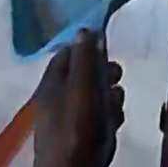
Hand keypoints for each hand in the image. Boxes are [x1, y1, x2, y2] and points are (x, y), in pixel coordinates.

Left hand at [32, 30, 123, 166]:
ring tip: (115, 106)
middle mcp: (56, 99)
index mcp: (51, 84)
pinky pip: (97, 116)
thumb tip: (85, 28)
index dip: (87, 46)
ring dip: (109, 95)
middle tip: (116, 76)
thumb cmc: (76, 129)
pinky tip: (114, 122)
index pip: (68, 51)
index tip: (106, 47)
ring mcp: (67, 120)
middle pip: (84, 72)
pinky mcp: (79, 138)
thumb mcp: (82, 87)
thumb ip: (84, 58)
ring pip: (94, 94)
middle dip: (104, 72)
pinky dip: (108, 115)